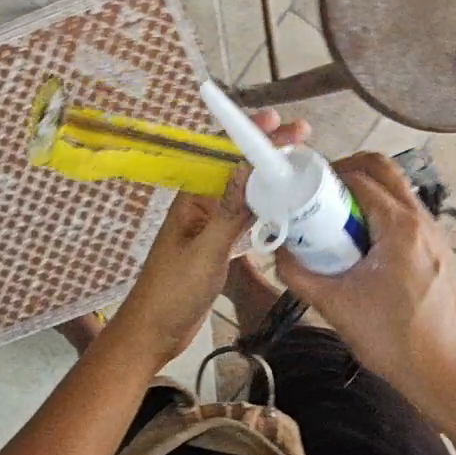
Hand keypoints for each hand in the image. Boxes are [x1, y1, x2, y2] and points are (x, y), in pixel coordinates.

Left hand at [100, 111, 308, 370]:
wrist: (154, 332)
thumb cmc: (171, 293)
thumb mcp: (205, 251)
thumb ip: (229, 212)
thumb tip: (248, 167)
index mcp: (191, 200)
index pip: (223, 157)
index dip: (249, 136)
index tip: (277, 122)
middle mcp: (201, 206)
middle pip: (237, 170)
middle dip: (266, 152)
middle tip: (302, 138)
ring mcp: (210, 226)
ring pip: (244, 193)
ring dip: (270, 179)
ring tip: (300, 166)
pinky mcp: (218, 246)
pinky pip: (246, 218)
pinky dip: (266, 209)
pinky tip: (287, 207)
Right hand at [273, 153, 455, 418]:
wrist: (446, 372)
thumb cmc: (394, 340)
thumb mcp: (334, 306)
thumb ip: (298, 273)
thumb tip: (278, 249)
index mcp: (400, 228)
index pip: (358, 178)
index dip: (324, 178)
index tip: (300, 190)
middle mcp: (421, 221)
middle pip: (382, 170)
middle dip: (345, 172)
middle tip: (316, 194)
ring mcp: (433, 234)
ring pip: (395, 189)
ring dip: (363, 193)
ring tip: (333, 220)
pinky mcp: (435, 249)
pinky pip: (403, 213)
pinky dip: (377, 213)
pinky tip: (357, 245)